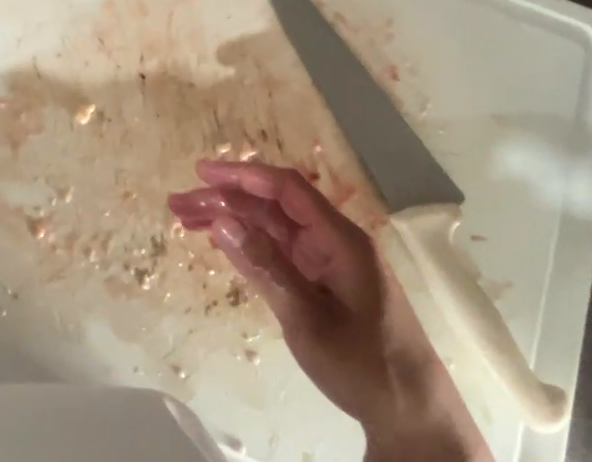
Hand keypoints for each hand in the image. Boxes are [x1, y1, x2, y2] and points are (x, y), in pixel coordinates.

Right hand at [169, 161, 488, 461]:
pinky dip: (245, 242)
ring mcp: (326, 262)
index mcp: (341, 240)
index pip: (286, 189)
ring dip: (229, 219)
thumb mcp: (308, 318)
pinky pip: (277, 249)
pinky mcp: (320, 282)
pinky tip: (218, 241)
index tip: (201, 175)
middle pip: (271, 205)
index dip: (243, 176)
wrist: (412, 416)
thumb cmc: (365, 365)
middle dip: (225, 199)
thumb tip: (220, 222)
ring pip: (270, 226)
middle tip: (179, 204)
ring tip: (185, 219)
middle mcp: (332, 242)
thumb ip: (264, 266)